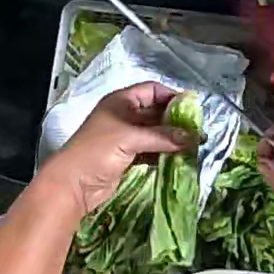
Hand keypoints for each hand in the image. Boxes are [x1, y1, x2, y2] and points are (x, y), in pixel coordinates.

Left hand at [30, 82, 195, 218]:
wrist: (74, 183)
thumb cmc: (97, 151)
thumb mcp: (129, 138)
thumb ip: (161, 136)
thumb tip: (192, 137)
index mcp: (121, 101)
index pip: (152, 90)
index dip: (172, 96)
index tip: (193, 109)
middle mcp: (124, 115)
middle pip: (155, 111)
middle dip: (176, 120)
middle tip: (199, 132)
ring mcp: (125, 136)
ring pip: (155, 132)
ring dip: (172, 138)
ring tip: (195, 147)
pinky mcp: (127, 156)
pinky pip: (151, 149)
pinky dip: (164, 152)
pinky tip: (180, 158)